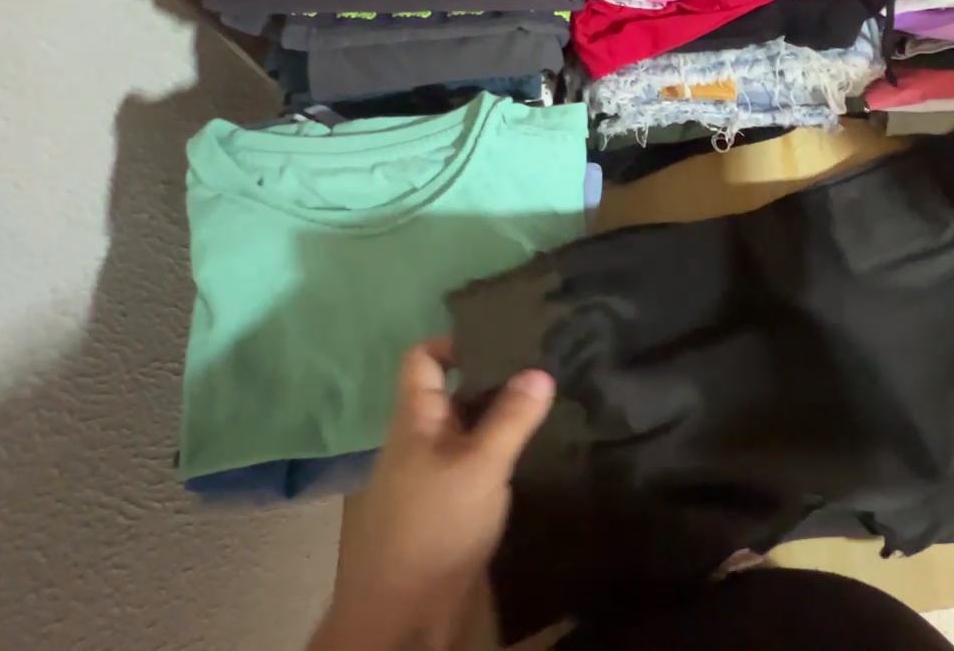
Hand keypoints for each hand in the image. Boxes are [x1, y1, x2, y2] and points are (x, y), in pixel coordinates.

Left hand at [310, 339, 554, 650]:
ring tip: (551, 400)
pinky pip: (476, 461)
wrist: (402, 617)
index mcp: (415, 421)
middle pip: (454, 392)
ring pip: (469, 428)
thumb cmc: (434, 528)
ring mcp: (433, 475)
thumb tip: (541, 369)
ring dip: (502, 415)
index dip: (456, 342)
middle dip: (495, 377)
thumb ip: (511, 418)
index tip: (504, 337)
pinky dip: (502, 450)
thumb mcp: (479, 466)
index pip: (423, 359)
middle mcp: (421, 440)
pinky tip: (536, 450)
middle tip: (546, 362)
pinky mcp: (450, 506)